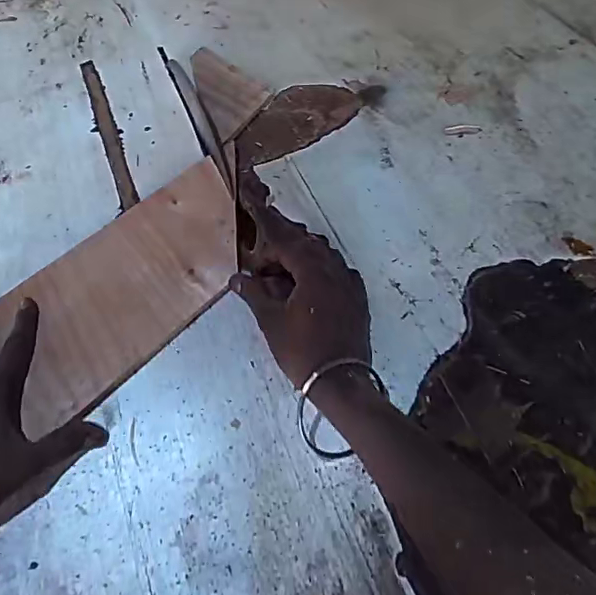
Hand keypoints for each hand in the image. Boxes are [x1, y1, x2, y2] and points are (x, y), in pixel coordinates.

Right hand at [231, 197, 371, 387]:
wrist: (341, 381)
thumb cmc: (302, 350)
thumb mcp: (271, 321)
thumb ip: (254, 293)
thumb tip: (238, 278)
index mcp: (312, 269)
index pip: (285, 238)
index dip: (266, 226)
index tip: (253, 213)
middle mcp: (334, 269)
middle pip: (305, 243)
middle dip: (281, 242)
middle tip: (261, 252)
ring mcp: (349, 283)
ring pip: (322, 256)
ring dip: (299, 256)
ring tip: (278, 270)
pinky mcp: (356, 298)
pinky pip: (335, 272)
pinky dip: (317, 271)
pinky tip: (305, 284)